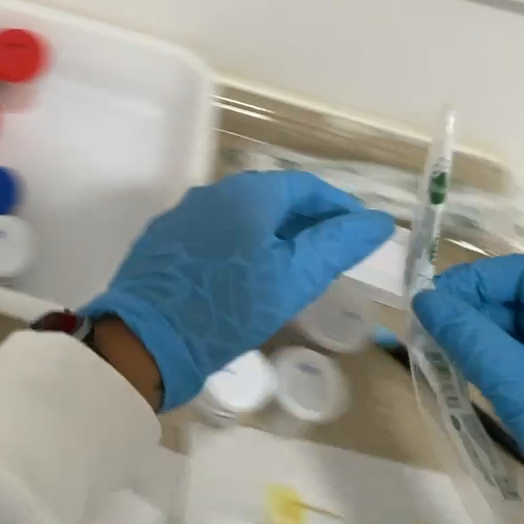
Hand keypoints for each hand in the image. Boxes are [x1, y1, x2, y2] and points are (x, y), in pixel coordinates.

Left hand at [81, 171, 392, 411]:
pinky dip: (240, 243)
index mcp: (245, 194)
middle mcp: (210, 194)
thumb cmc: (228, 307)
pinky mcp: (162, 240)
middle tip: (333, 251)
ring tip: (295, 264)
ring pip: (239, 215)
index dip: (337, 206)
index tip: (359, 231)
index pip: (304, 186)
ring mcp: (181, 215)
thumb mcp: (293, 279)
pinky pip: (212, 231)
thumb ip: (336, 245)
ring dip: (272, 232)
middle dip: (306, 220)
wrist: (145, 338)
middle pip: (270, 197)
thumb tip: (378, 221)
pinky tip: (246, 272)